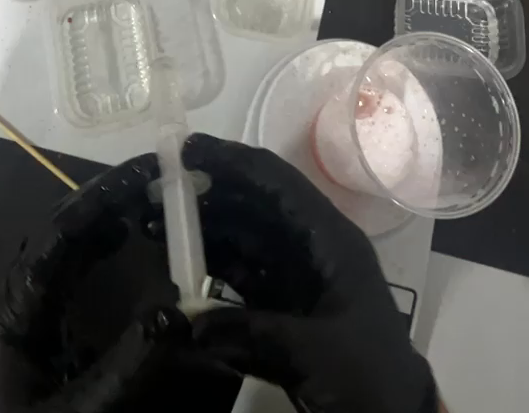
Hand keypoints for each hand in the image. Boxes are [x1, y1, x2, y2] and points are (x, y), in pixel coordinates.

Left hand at [0, 152, 210, 412]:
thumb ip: (125, 366)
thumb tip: (180, 311)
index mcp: (9, 312)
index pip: (55, 235)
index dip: (98, 199)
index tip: (140, 173)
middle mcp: (11, 302)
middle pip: (57, 233)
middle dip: (103, 201)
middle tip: (152, 178)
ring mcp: (20, 317)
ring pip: (62, 251)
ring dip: (101, 220)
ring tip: (145, 196)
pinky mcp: (33, 335)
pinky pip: (66, 276)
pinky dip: (96, 251)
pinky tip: (122, 240)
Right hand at [185, 134, 436, 412]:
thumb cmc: (370, 376)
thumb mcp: (316, 351)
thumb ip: (252, 332)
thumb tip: (188, 323)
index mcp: (331, 238)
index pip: (278, 183)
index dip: (234, 162)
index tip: (187, 152)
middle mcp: (312, 245)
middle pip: (255, 206)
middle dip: (210, 196)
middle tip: (159, 193)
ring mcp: (298, 275)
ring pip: (246, 239)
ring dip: (206, 232)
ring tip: (158, 227)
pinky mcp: (286, 307)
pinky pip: (244, 276)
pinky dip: (213, 271)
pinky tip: (180, 270)